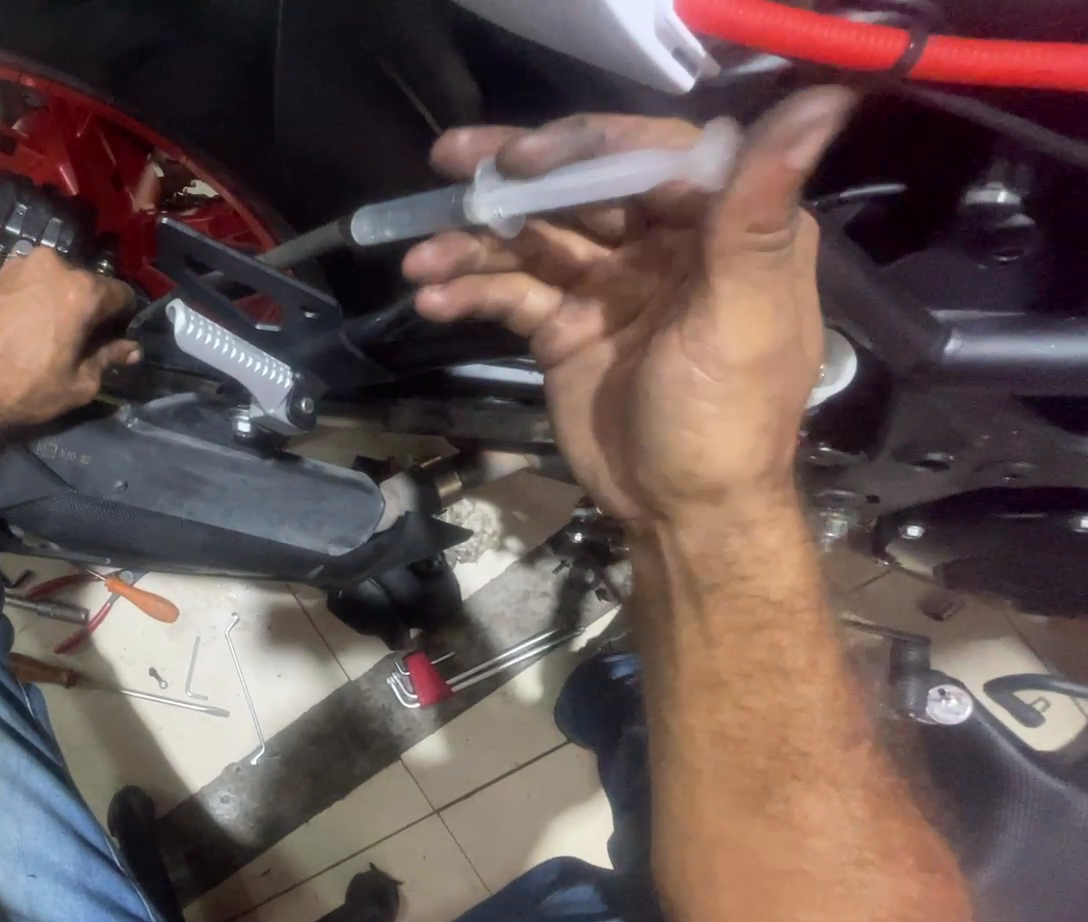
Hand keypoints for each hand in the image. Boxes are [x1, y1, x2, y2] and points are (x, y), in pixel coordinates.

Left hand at [0, 248, 139, 432]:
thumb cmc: (24, 388)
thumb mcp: (78, 384)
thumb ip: (109, 360)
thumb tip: (131, 349)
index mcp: (81, 289)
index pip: (122, 295)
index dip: (124, 320)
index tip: (115, 341)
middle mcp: (53, 264)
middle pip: (88, 285)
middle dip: (91, 310)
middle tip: (80, 342)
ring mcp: (20, 264)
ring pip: (57, 281)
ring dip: (61, 303)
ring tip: (49, 336)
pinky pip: (31, 283)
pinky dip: (36, 300)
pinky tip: (25, 329)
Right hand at [403, 87, 856, 525]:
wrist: (675, 504)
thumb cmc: (726, 416)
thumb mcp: (743, 318)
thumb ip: (754, 220)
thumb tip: (819, 101)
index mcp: (716, 228)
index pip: (646, 159)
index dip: (579, 147)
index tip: (517, 158)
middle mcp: (657, 245)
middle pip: (576, 192)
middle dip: (509, 182)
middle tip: (445, 162)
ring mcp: (601, 289)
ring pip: (529, 247)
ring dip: (471, 250)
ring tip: (418, 262)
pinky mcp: (559, 330)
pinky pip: (509, 298)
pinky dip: (470, 297)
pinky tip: (433, 301)